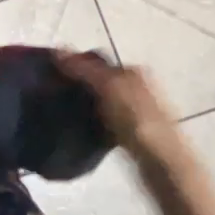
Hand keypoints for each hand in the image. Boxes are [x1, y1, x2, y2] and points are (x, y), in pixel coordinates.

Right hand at [56, 51, 181, 162]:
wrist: (162, 163)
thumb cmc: (135, 118)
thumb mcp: (106, 86)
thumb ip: (81, 69)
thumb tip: (55, 51)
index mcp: (134, 70)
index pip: (97, 60)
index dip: (75, 63)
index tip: (53, 73)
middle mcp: (138, 87)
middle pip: (99, 80)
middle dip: (79, 84)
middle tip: (53, 92)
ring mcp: (137, 112)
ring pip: (102, 102)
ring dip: (85, 105)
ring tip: (61, 110)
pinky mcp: (133, 134)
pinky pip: (105, 122)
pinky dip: (93, 123)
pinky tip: (79, 128)